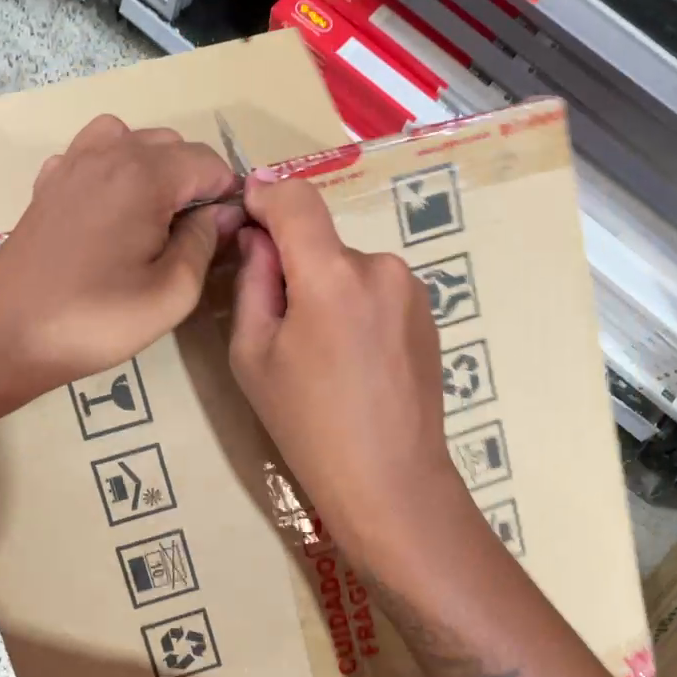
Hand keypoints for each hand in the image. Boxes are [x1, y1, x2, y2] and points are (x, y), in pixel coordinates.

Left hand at [0, 115, 242, 386]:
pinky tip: (110, 214)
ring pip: (132, 141)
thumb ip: (205, 243)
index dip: (227, 197)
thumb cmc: (95, 320)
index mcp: (143, 174)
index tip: (226, 237)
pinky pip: (93, 156)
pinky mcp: (47, 184)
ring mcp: (71, 163)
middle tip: (192, 239)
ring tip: (154, 220)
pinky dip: (113, 173)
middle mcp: (108, 153)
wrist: (5, 335)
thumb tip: (224, 213)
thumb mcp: (170, 294)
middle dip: (193, 183)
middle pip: (172, 145)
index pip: (208, 162)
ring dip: (154, 170)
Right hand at [227, 173, 469, 563]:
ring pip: (350, 268)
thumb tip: (259, 239)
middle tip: (280, 326)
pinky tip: (355, 360)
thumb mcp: (253, 356)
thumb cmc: (308, 425)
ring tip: (323, 354)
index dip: (266, 196)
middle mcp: (380, 267)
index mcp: (332, 276)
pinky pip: (377, 290)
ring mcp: (412, 289)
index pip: (296, 199)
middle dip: (295, 266)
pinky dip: (357, 306)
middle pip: (322, 242)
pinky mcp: (428, 312)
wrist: (390, 480)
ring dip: (328, 289)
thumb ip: (253, 283)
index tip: (247, 210)